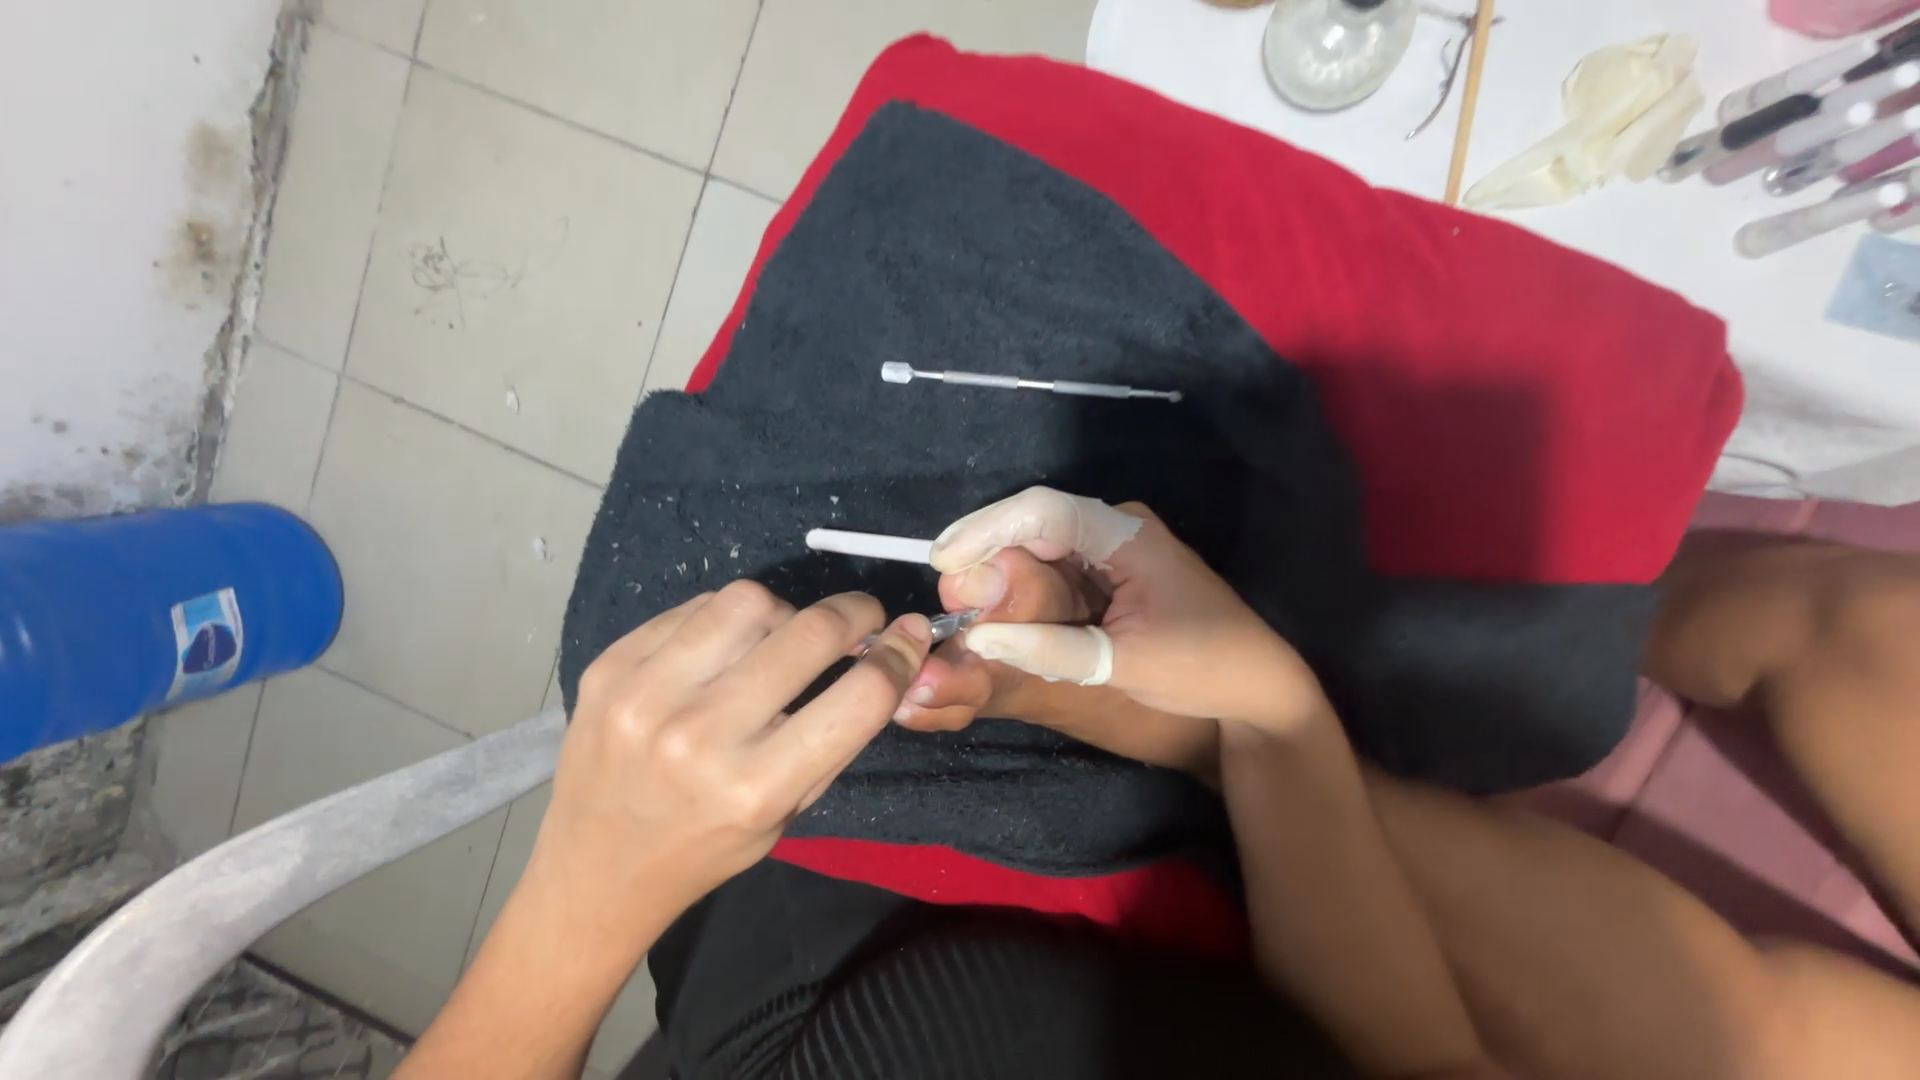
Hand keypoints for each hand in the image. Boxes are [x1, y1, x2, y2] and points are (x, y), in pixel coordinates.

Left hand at [526, 582, 930, 926]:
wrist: (594, 871)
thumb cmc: (708, 849)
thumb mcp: (789, 814)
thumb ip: (839, 736)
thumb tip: (890, 655)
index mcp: (756, 788)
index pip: (860, 696)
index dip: (900, 655)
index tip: (910, 635)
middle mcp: (700, 737)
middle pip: (810, 633)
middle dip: (855, 614)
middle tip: (863, 617)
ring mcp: (645, 694)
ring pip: (749, 600)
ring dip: (786, 612)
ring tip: (782, 636)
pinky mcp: (609, 665)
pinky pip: (694, 607)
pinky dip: (728, 618)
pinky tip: (726, 648)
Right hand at [929, 487, 1326, 732]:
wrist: (1257, 690)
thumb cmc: (1203, 667)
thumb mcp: (1123, 662)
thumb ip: (1049, 649)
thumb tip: (976, 636)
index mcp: (1125, 533)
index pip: (1044, 512)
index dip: (988, 530)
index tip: (944, 561)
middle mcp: (1113, 530)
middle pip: (1034, 527)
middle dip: (985, 555)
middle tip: (945, 592)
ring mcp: (1109, 553)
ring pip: (1038, 551)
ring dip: (997, 574)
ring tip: (957, 603)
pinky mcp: (1105, 578)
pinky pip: (1052, 575)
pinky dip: (1019, 593)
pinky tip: (990, 609)